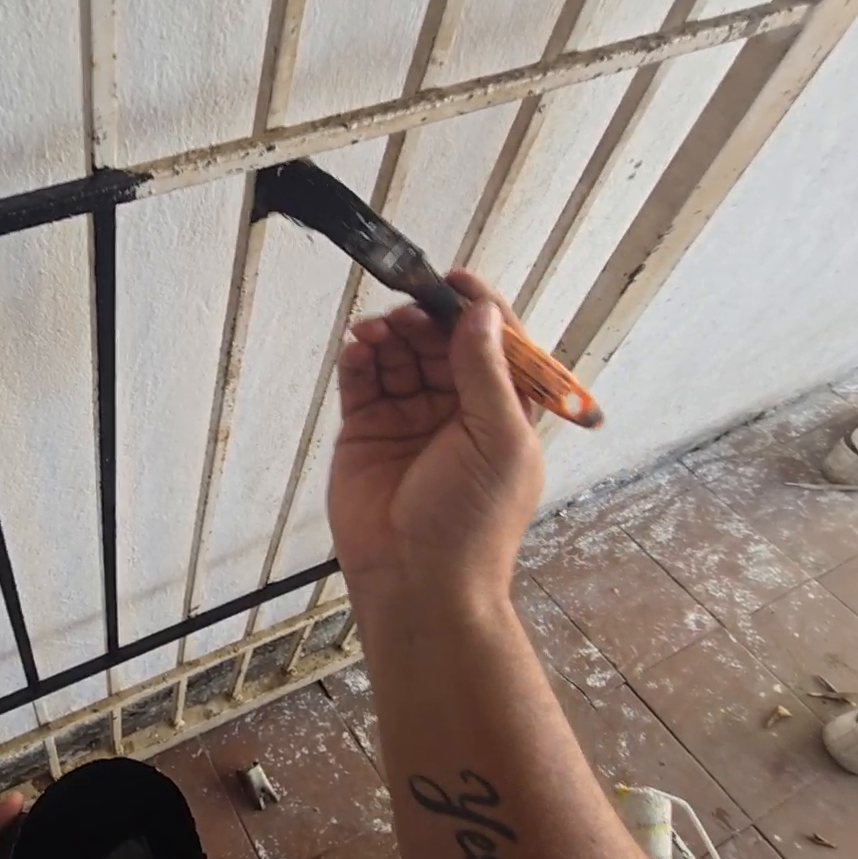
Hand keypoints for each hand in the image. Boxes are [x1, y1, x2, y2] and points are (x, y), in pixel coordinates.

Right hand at [327, 271, 543, 607]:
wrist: (414, 576)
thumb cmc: (471, 516)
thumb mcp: (496, 439)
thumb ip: (485, 373)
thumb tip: (483, 312)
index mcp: (500, 408)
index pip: (493, 343)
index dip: (477, 309)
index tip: (455, 281)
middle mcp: (454, 406)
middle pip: (438, 342)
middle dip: (423, 321)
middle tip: (405, 313)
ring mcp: (406, 416)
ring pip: (397, 356)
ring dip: (388, 336)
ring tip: (375, 333)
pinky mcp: (365, 429)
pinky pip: (362, 381)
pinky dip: (358, 359)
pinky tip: (357, 350)